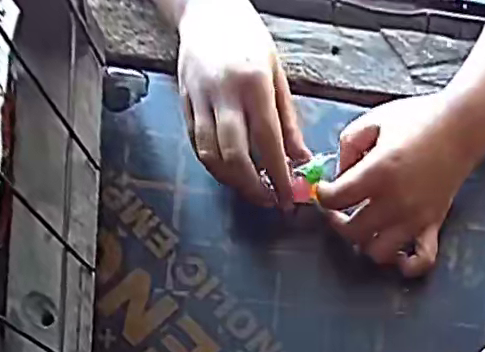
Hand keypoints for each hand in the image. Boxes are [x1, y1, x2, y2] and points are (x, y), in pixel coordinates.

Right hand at [175, 0, 309, 208]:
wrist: (207, 8)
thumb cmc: (248, 42)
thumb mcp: (277, 76)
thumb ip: (288, 123)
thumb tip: (301, 161)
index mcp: (253, 84)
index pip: (268, 142)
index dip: (278, 177)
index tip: (287, 200)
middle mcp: (224, 92)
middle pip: (235, 156)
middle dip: (252, 186)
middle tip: (267, 199)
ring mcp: (200, 98)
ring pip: (211, 155)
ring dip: (231, 180)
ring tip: (249, 187)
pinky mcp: (184, 102)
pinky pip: (196, 145)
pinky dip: (214, 165)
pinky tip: (229, 171)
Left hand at [314, 91, 484, 276]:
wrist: (461, 126)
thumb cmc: (417, 120)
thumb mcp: (374, 120)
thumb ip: (348, 144)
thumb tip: (338, 175)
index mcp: (378, 172)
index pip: (336, 199)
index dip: (324, 196)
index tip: (325, 190)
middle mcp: (395, 202)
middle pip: (352, 232)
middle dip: (339, 223)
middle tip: (339, 211)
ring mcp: (414, 219)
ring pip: (378, 252)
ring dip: (367, 243)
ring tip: (366, 228)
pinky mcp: (432, 226)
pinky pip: (421, 261)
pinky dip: (408, 266)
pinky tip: (398, 255)